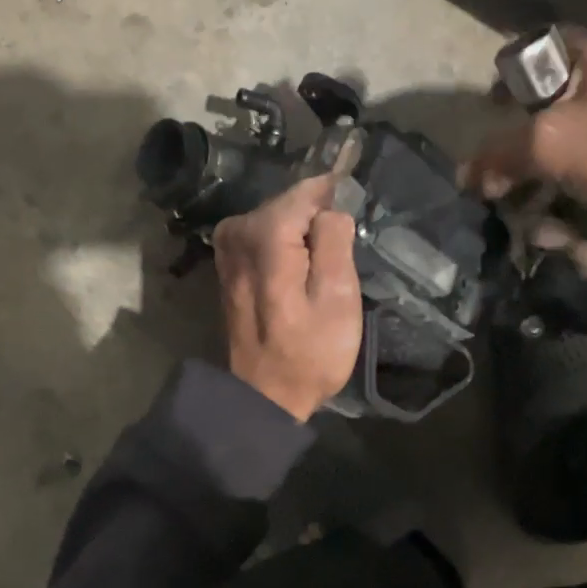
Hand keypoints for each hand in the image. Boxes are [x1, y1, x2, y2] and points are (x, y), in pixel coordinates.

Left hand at [212, 174, 363, 420]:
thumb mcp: (337, 297)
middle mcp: (238, 228)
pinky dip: (289, 249)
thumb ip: (334, 240)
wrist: (263, 396)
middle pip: (293, 203)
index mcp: (265, 232)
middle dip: (321, 221)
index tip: (359, 218)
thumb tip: (333, 206)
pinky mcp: (228, 262)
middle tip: (345, 256)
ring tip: (326, 269)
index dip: (339, 199)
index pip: (310, 190)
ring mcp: (227, 245)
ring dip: (306, 238)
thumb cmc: (309, 351)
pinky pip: (267, 236)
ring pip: (281, 219)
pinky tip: (303, 275)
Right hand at [466, 28, 586, 264]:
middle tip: (514, 208)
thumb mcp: (554, 141)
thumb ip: (499, 155)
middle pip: (540, 140)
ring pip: (567, 189)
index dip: (502, 91)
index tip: (486, 129)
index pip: (532, 61)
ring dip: (557, 223)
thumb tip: (465, 176)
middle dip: (523, 183)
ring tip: (565, 241)